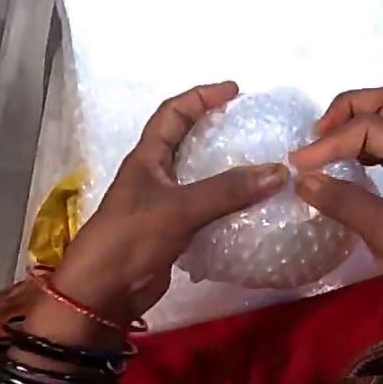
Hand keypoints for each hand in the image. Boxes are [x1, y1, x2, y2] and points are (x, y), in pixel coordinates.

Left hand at [50, 82, 286, 325]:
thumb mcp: (178, 208)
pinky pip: (206, 210)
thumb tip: (278, 172)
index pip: (172, 114)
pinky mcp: (173, 232)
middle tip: (250, 126)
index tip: (234, 91)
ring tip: (259, 164)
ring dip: (225, 170)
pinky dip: (227, 205)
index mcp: (147, 158)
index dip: (200, 97)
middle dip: (215, 129)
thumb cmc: (130, 238)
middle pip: (186, 142)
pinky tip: (250, 207)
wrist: (104, 292)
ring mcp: (164, 205)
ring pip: (199, 178)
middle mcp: (155, 177)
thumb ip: (226, 191)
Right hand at [290, 86, 382, 324]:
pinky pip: (379, 155)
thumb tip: (301, 178)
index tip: (299, 165)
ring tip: (320, 149)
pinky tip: (335, 170)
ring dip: (351, 128)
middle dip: (348, 109)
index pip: (371, 127)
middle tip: (316, 135)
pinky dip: (354, 153)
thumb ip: (344, 201)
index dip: (331, 141)